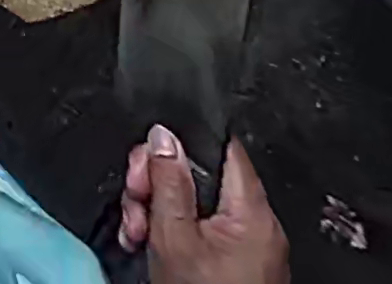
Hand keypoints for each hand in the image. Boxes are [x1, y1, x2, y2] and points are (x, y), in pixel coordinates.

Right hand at [119, 127, 288, 283]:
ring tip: (137, 227)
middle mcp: (255, 223)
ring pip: (189, 196)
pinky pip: (195, 220)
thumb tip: (163, 135)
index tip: (151, 149)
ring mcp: (245, 241)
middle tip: (136, 195)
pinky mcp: (232, 254)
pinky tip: (145, 237)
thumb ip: (168, 180)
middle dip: (155, 177)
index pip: (225, 149)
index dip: (185, 138)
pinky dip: (166, 223)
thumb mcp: (173, 233)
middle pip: (198, 172)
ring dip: (152, 203)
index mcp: (251, 214)